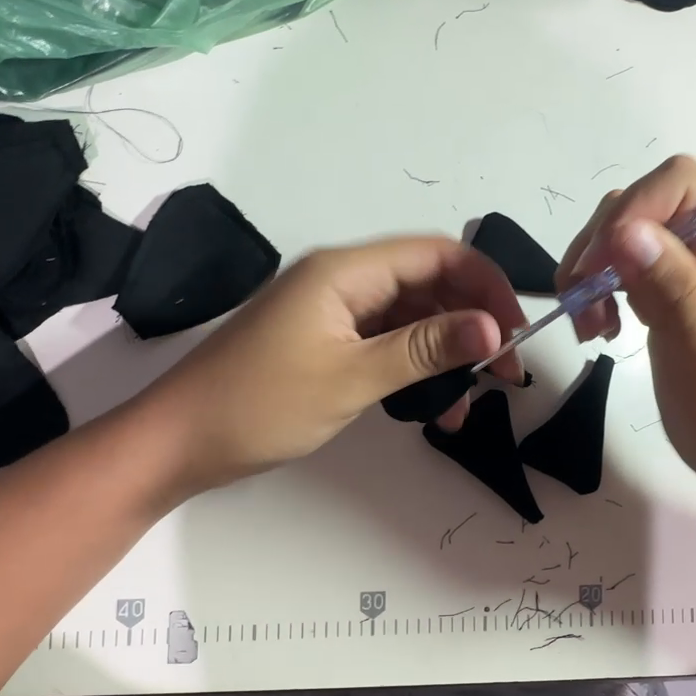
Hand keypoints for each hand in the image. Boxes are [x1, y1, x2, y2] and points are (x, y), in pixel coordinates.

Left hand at [148, 237, 525, 492]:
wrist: (179, 441)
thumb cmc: (260, 405)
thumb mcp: (351, 377)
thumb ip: (424, 349)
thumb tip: (494, 328)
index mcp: (345, 271)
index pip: (437, 254)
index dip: (486, 285)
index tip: (517, 333)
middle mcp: (342, 280)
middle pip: (428, 284)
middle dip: (472, 323)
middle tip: (503, 376)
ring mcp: (332, 312)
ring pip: (410, 318)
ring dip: (445, 354)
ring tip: (467, 403)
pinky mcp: (325, 341)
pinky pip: (385, 343)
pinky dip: (414, 369)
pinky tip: (432, 407)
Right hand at [556, 155, 695, 525]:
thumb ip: (676, 294)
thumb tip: (627, 229)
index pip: (690, 187)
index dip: (638, 205)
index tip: (600, 262)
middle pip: (653, 201)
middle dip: (605, 238)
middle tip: (580, 298)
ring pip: (632, 231)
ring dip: (595, 265)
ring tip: (587, 322)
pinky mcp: (675, 296)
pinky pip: (629, 266)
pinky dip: (600, 287)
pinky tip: (598, 326)